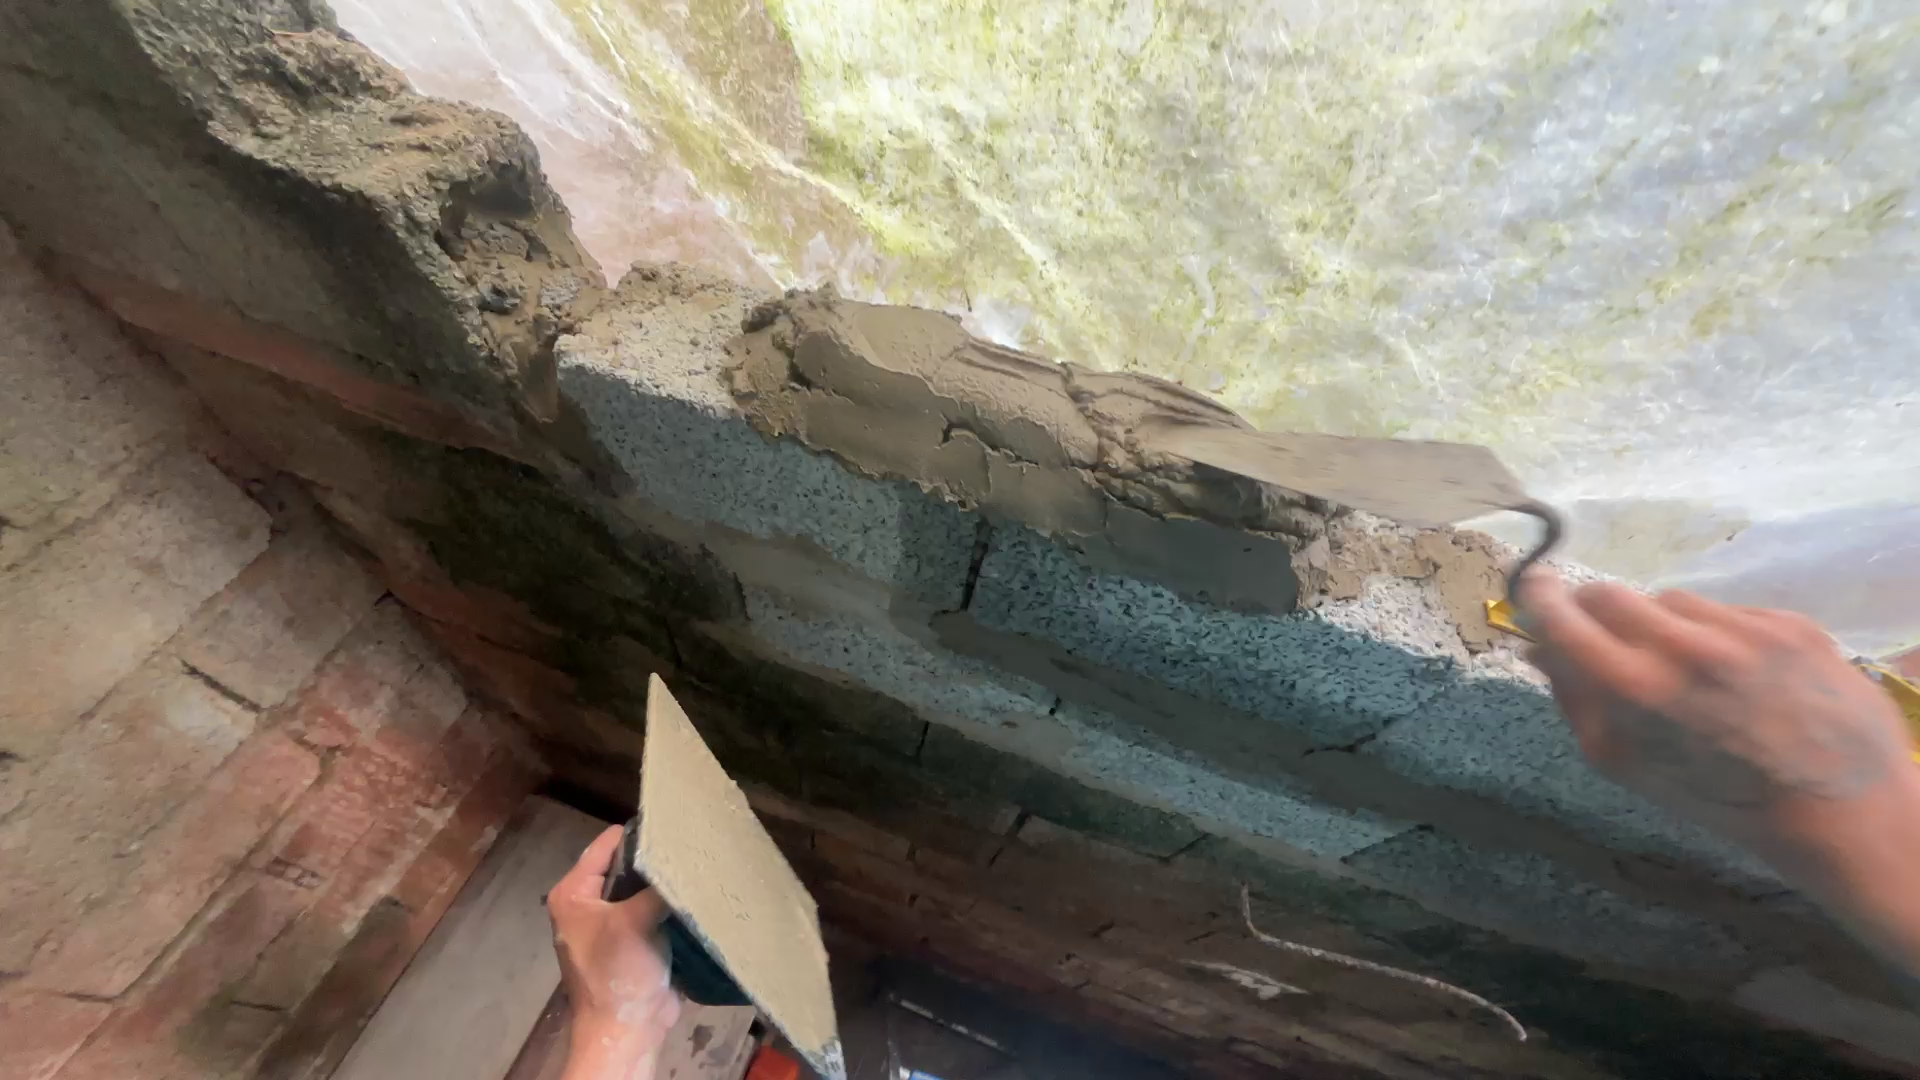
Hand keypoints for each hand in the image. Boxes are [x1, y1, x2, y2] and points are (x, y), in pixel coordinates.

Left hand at [548, 825, 681, 1079]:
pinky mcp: (633, 936)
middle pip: (627, 861)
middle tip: (693, 843)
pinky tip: (695, 888)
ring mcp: (610, 920)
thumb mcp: (637, 920)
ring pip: (643, 883)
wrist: (627, 1031)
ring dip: (666, 878)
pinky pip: (653, 903)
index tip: (677, 824)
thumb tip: (691, 853)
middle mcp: (587, 902)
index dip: (640, 832)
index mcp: (573, 893)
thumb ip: (660, 881)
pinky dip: (670, 898)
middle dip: (656, 856)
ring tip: (699, 862)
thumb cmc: (619, 973)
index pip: (608, 842)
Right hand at [1519, 569, 1913, 860]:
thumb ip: (1571, 696)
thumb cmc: (1715, 794)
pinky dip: (1711, 632)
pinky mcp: (1793, 626)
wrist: (1849, 813)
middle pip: (1608, 593)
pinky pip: (1724, 611)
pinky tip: (1732, 670)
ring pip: (1667, 600)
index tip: (1531, 585)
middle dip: (1592, 609)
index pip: (1562, 615)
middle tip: (1600, 632)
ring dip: (1656, 622)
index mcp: (1635, 685)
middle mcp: (1687, 646)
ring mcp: (1746, 631)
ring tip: (1680, 662)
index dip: (1537, 595)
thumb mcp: (1618, 759)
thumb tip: (1537, 648)